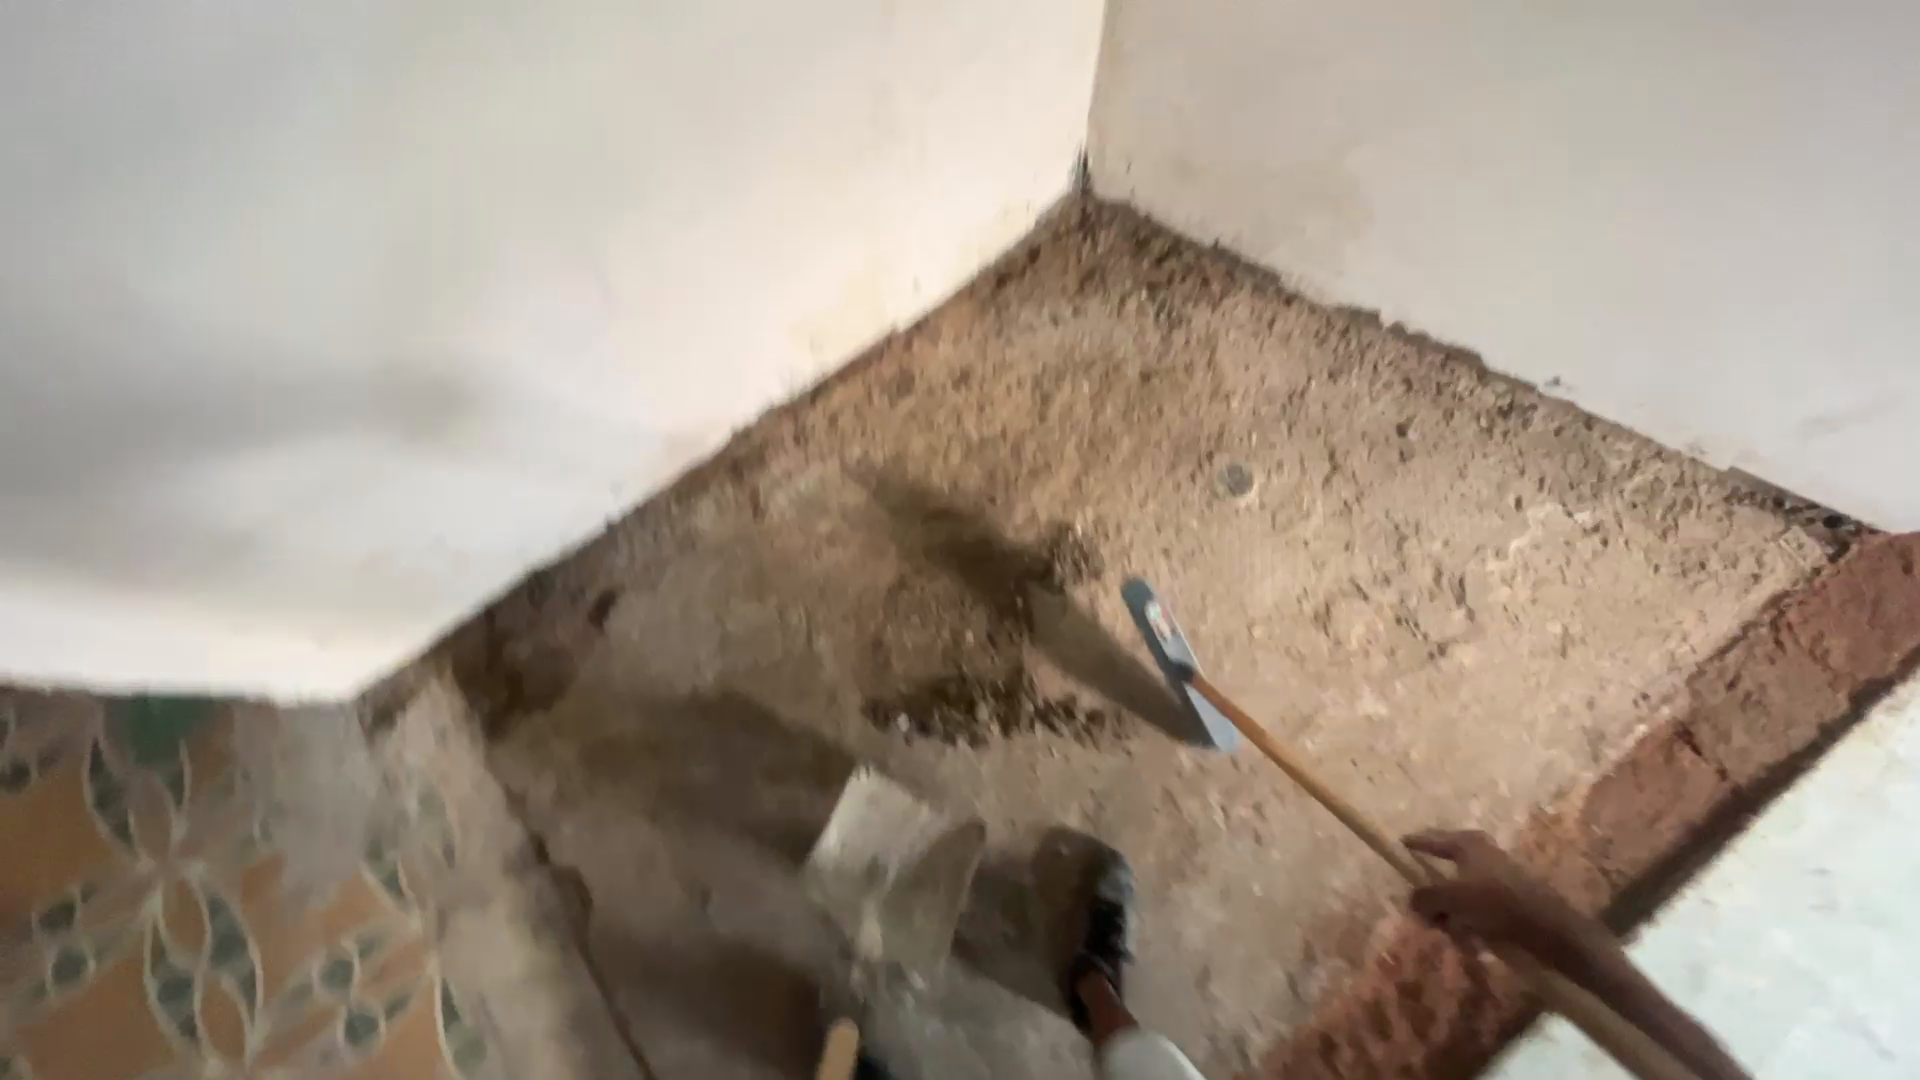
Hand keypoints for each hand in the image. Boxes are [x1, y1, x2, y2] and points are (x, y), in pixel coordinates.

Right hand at [1406, 830, 1753, 1079]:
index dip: (1413, 844)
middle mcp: (1482, 854)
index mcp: (1467, 843)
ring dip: (1454, 918)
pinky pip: (1481, 910)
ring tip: (1457, 939)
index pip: (1429, 839)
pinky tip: (1476, 944)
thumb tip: (1411, 900)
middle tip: (1429, 918)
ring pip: (1462, 896)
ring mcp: (1499, 876)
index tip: (1398, 846)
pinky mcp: (1513, 900)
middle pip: (1444, 873)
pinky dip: (1473, 925)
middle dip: (1435, 899)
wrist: (1558, 933)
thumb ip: (1425, 896)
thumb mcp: (1452, 898)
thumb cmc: (1499, 903)